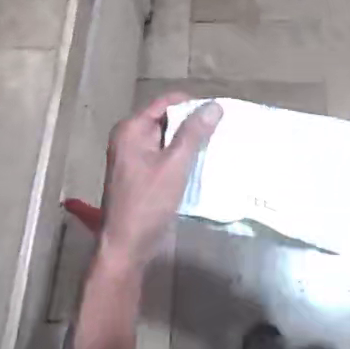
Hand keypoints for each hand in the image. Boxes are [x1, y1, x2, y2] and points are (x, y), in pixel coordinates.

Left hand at [99, 93, 222, 268]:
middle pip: (165, 119)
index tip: (219, 110)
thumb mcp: (175, 165)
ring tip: (217, 143)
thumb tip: (214, 105)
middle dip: (192, 123)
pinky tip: (201, 163)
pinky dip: (180, 157)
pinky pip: (162, 156)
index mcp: (131, 129)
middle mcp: (128, 137)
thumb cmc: (148, 203)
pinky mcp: (139, 173)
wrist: (126, 246)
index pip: (165, 103)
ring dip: (188, 142)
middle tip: (223, 128)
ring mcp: (132, 156)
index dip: (191, 103)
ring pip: (166, 139)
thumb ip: (193, 134)